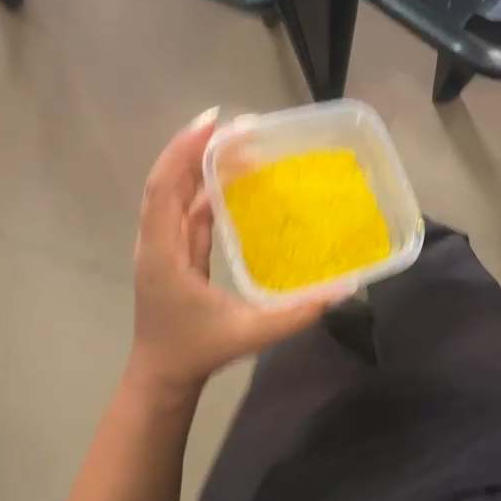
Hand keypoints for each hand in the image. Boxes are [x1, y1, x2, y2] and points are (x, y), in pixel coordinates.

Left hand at [126, 111, 340, 396]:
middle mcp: (157, 240)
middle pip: (170, 180)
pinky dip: (208, 186)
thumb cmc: (197, 352)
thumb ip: (295, 315)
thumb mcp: (248, 335)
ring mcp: (164, 244)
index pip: (165, 190)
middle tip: (241, 126)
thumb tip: (343, 290)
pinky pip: (188, 207)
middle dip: (199, 147)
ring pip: (177, 191)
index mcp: (163, 253)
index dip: (184, 152)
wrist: (161, 377)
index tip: (212, 123)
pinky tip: (236, 177)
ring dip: (203, 164)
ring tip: (242, 143)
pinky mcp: (176, 250)